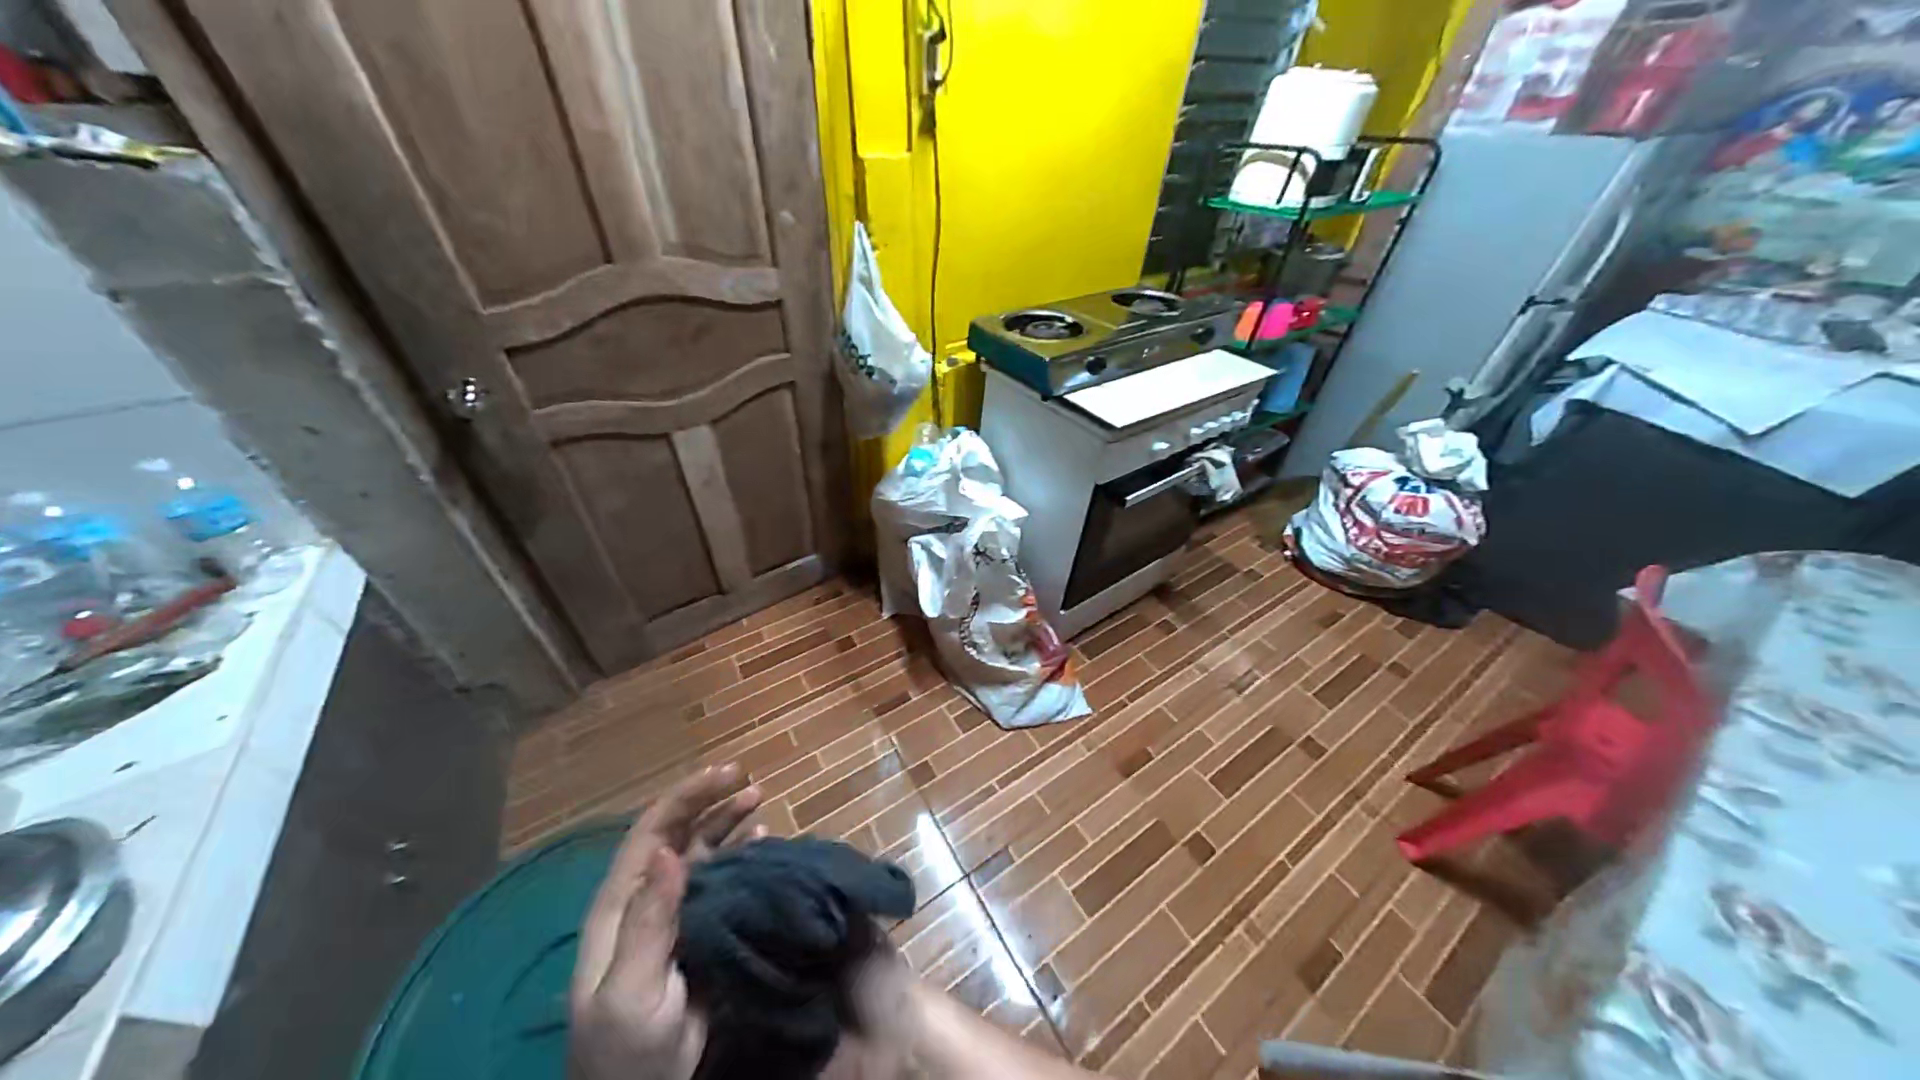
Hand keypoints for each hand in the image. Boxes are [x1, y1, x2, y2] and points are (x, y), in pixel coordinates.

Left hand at [570, 763, 762, 1079]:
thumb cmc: (625, 1052)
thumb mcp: (629, 992)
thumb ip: (646, 925)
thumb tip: (666, 852)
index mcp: (621, 904)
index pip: (652, 831)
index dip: (687, 796)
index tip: (727, 774)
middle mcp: (647, 899)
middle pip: (679, 833)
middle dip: (711, 800)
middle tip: (750, 781)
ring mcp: (675, 916)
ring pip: (703, 853)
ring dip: (729, 823)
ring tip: (761, 800)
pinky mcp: (702, 933)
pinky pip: (723, 882)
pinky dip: (743, 855)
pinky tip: (763, 843)